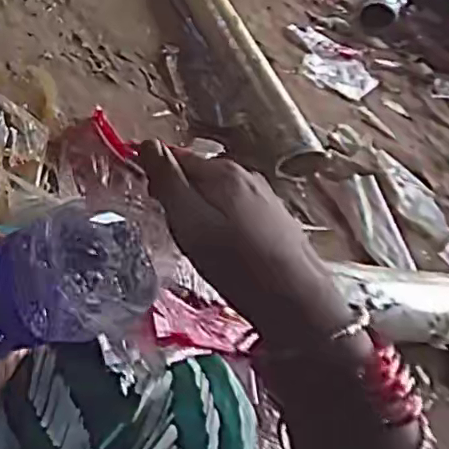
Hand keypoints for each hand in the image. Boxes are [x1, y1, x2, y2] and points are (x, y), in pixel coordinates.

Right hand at [136, 141, 353, 347]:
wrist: (299, 306)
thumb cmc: (236, 264)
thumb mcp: (190, 222)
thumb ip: (168, 181)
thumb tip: (148, 143)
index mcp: (222, 170)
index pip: (176, 156)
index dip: (157, 174)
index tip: (149, 200)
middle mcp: (246, 175)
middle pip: (199, 172)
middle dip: (180, 192)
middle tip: (173, 227)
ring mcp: (266, 197)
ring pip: (219, 193)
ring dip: (203, 208)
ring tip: (199, 243)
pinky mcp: (278, 220)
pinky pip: (238, 210)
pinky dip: (224, 222)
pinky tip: (228, 250)